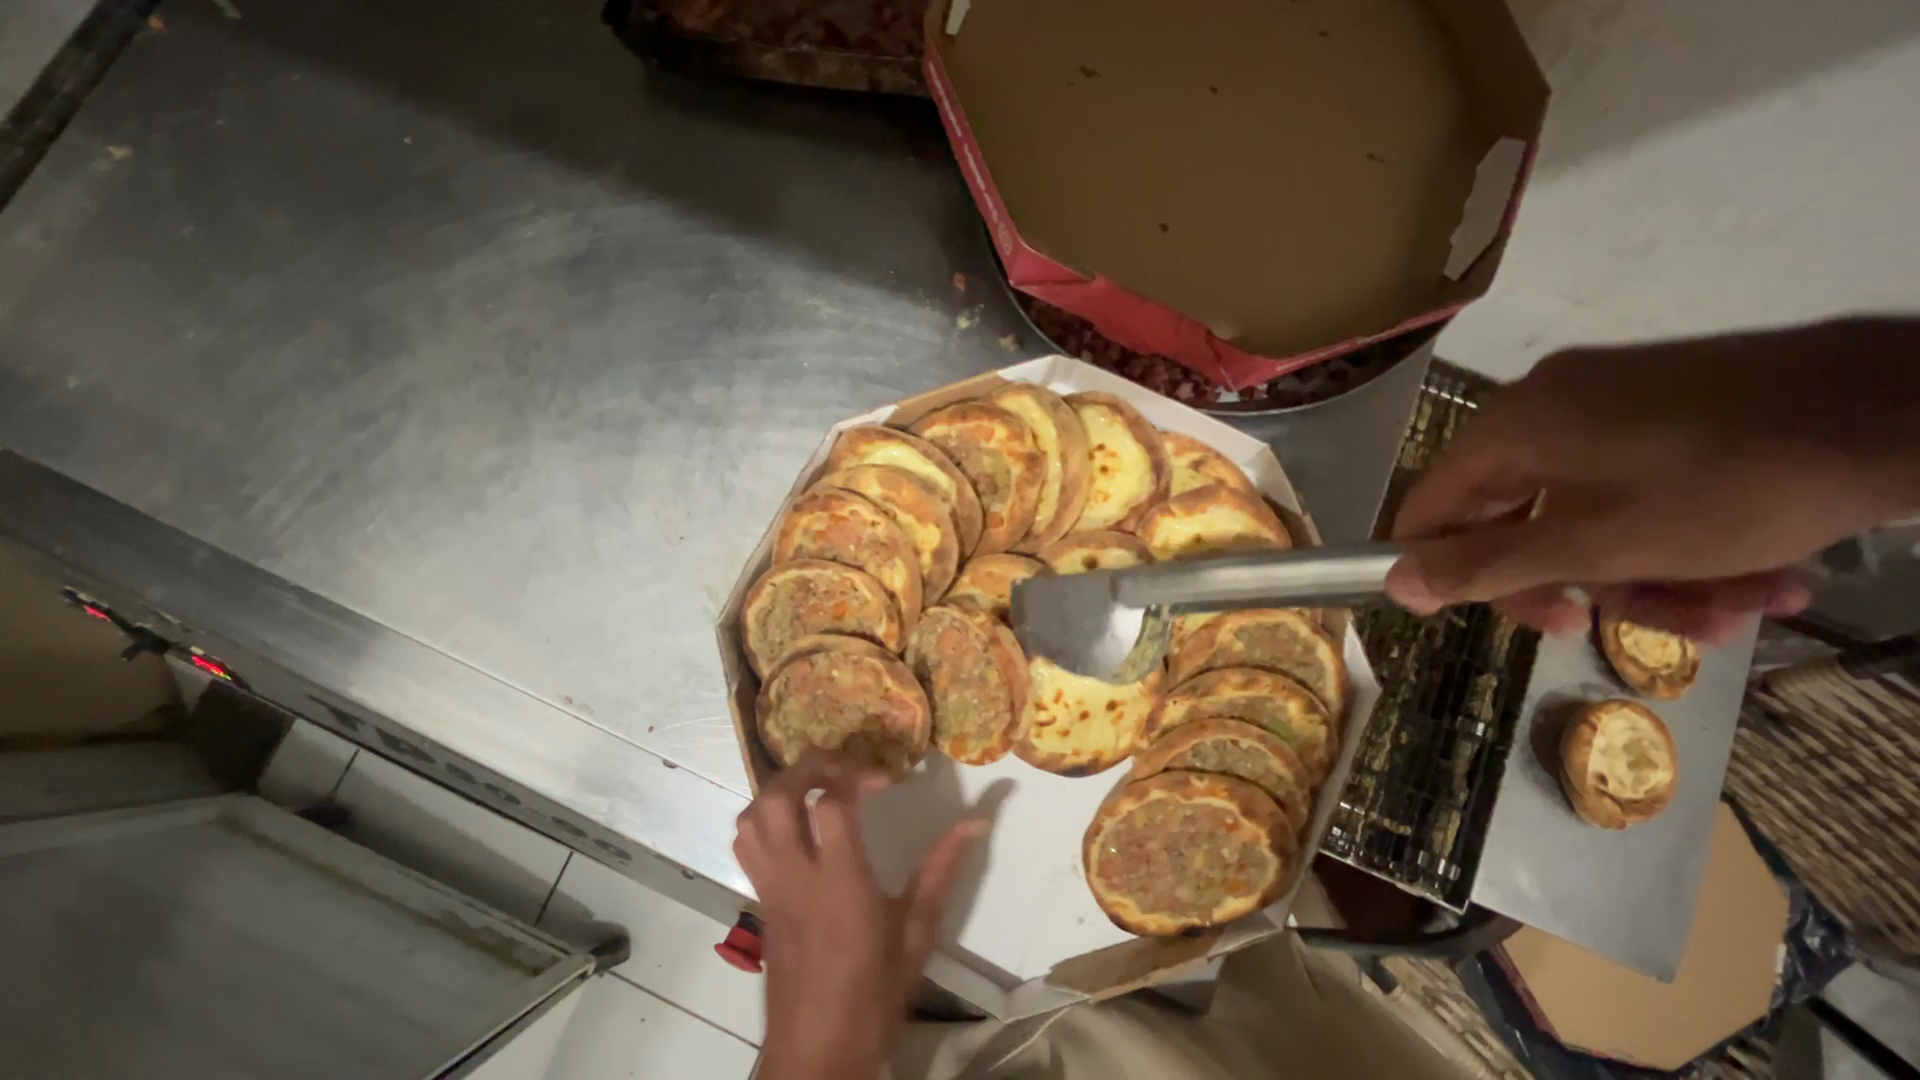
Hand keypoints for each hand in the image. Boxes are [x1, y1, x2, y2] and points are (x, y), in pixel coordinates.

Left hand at [734, 753, 982, 1079]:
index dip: (855, 776)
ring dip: (782, 786)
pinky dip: (763, 815)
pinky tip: (795, 822)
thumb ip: (941, 869)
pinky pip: (746, 842)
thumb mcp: (917, 933)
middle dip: (810, 767)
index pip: (830, 806)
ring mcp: (770, 887)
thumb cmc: (874, 995)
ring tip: (818, 786)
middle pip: (779, 797)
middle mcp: (796, 877)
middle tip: (845, 769)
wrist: (817, 1050)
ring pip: (752, 815)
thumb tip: (975, 821)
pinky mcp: (758, 898)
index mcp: (840, 885)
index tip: (886, 780)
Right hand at [1386, 318, 1919, 639]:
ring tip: (1731, 612)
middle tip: (1612, 628)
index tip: (1525, 618)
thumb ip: (1485, 567)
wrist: (1899, 404)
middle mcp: (1540, 407)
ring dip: (1647, 575)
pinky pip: (1634, 483)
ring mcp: (1605, 400)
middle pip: (1515, 517)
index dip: (1451, 574)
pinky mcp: (1664, 402)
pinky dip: (1677, 535)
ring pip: (1587, 509)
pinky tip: (1754, 576)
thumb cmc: (1729, 486)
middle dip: (1577, 584)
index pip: (1430, 512)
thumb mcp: (1595, 546)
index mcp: (1505, 432)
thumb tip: (1394, 583)